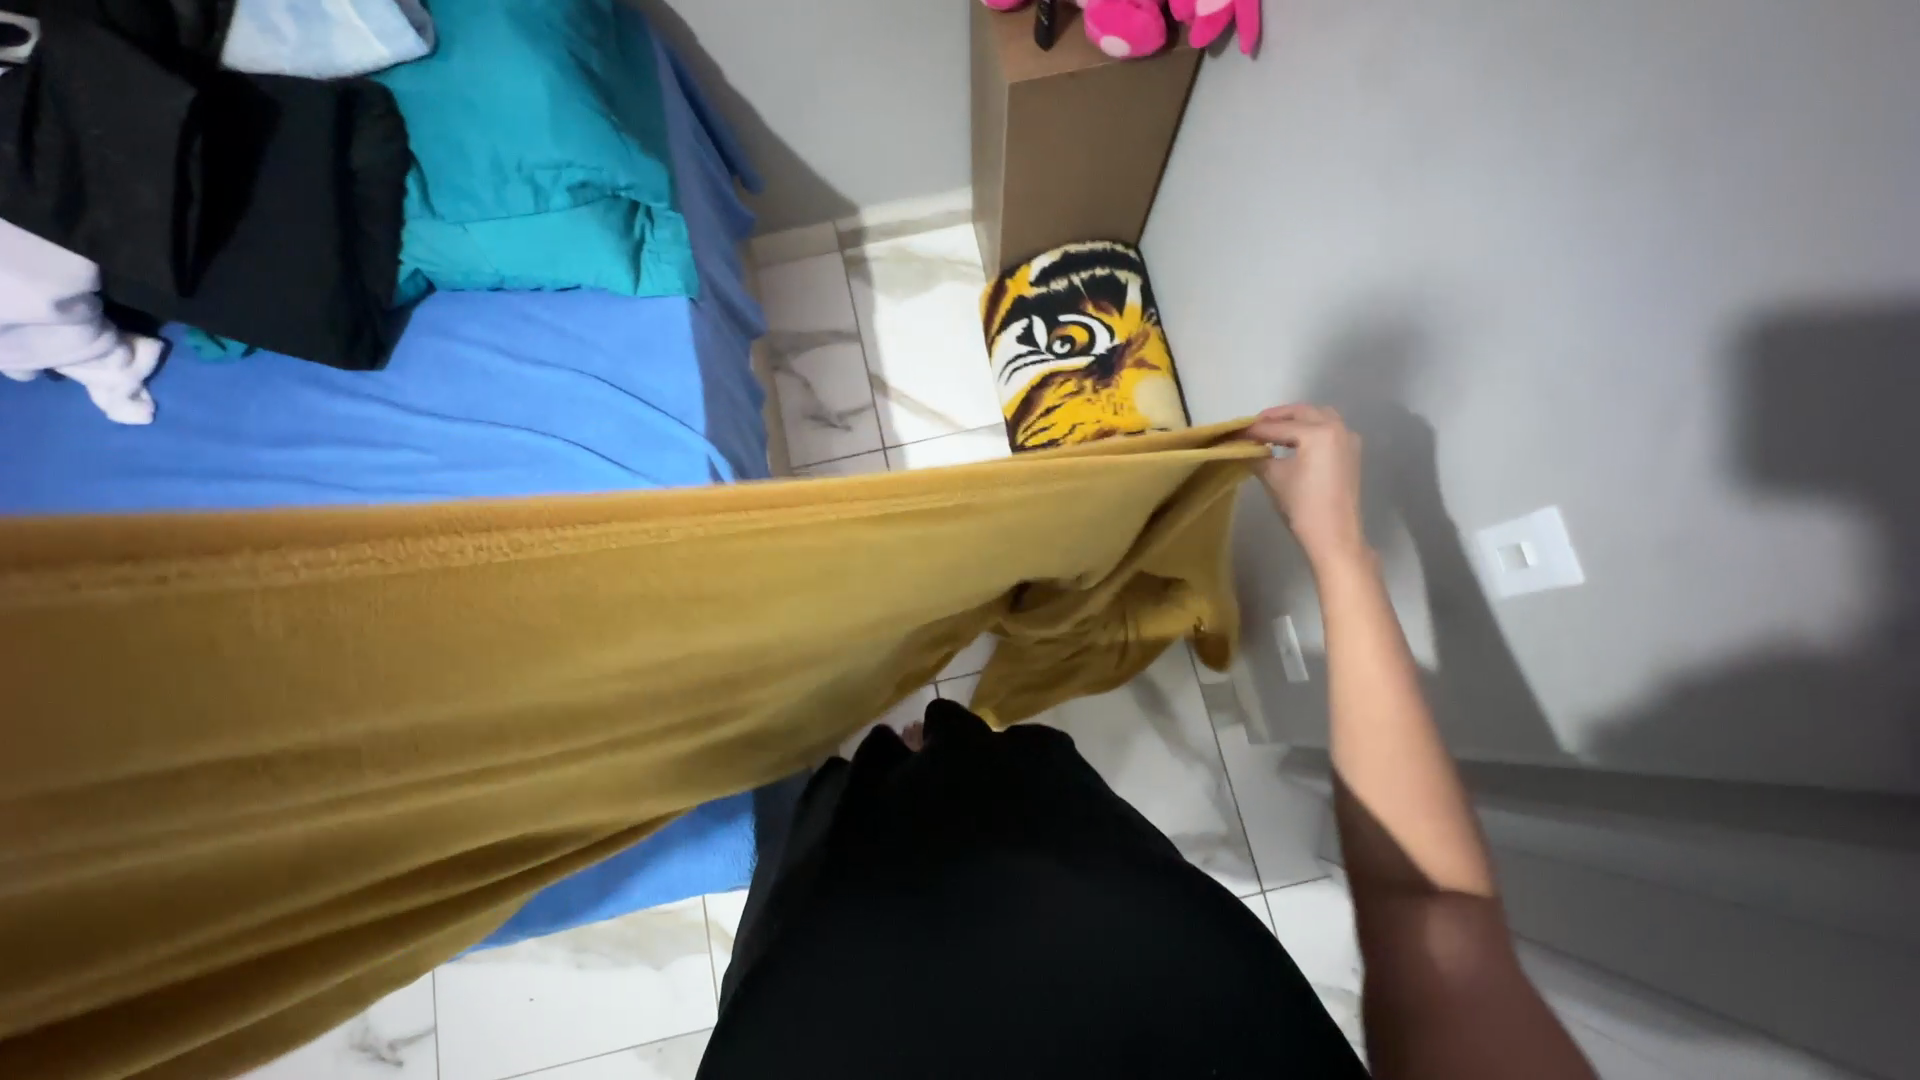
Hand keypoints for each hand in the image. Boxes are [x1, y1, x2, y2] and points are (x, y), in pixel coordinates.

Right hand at [1245, 404, 1368, 565]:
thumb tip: (1245, 448)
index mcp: (1318, 433)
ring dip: (1295, 420)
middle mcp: (1337, 428)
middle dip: (1276, 417)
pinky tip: (1294, 443)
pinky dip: (1310, 429)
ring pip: (1318, 417)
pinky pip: (1328, 430)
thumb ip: (1258, 456)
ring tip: (1273, 432)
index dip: (1253, 430)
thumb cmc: (1302, 506)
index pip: (1278, 426)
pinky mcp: (1351, 452)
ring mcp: (1348, 439)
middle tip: (1253, 427)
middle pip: (1301, 413)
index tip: (1233, 432)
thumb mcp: (1273, 477)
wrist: (1335, 535)